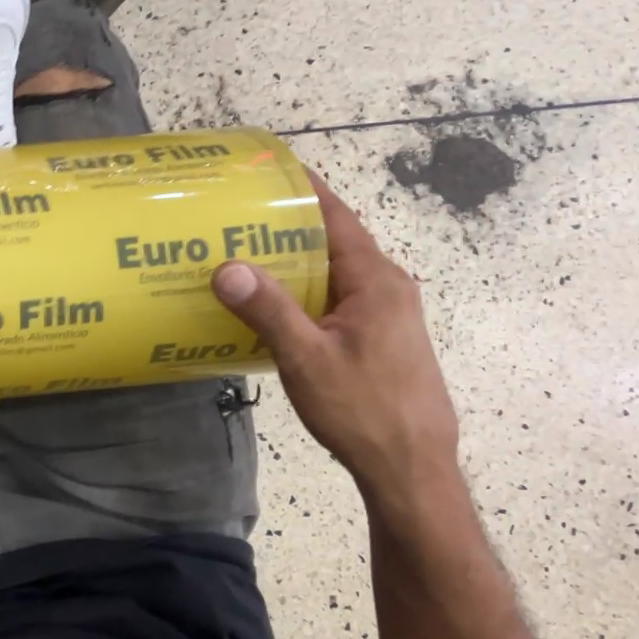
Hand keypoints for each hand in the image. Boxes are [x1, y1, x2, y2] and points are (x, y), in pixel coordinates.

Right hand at [210, 170, 459, 506]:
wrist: (411, 470)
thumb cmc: (364, 410)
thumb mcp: (306, 359)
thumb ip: (268, 310)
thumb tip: (226, 266)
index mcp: (376, 281)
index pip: (336, 218)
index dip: (302, 189)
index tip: (263, 168)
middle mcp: (385, 288)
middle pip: (330, 241)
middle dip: (282, 226)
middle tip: (228, 215)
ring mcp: (383, 314)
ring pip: (329, 272)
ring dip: (286, 261)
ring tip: (234, 253)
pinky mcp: (376, 338)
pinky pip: (330, 298)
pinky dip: (297, 290)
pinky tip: (262, 303)